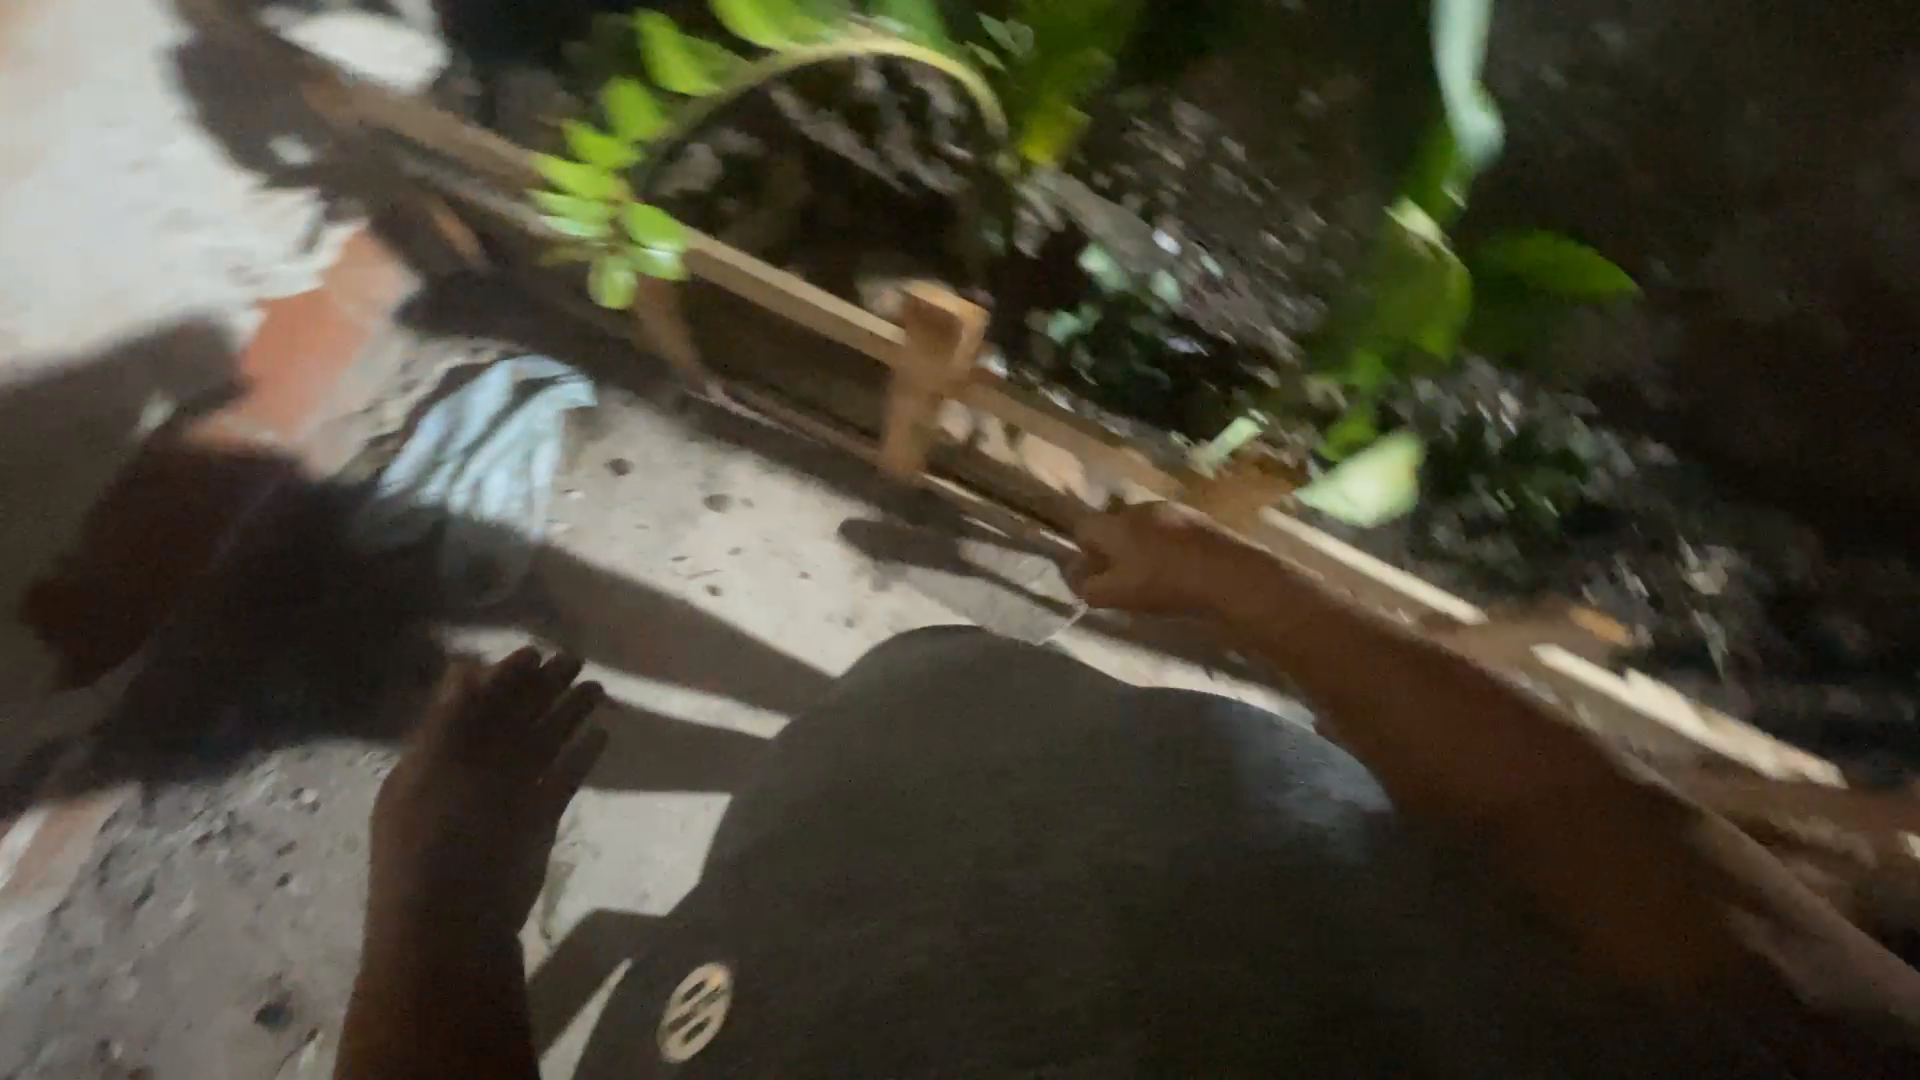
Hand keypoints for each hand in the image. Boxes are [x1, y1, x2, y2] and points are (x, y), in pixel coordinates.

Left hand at [366, 648, 607, 946]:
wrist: (453, 929)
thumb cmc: (433, 848)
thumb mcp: (432, 777)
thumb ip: (451, 724)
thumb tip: (466, 669)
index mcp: (434, 762)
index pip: (470, 708)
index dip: (500, 679)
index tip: (534, 651)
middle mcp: (469, 775)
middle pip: (510, 721)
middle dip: (540, 690)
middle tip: (576, 660)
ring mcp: (504, 800)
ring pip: (539, 746)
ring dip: (566, 716)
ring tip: (598, 689)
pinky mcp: (535, 822)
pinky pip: (560, 781)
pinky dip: (580, 759)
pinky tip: (602, 735)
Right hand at [1070, 502, 1275, 619]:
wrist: (1229, 575)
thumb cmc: (1164, 585)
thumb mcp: (1114, 595)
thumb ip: (1085, 585)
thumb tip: (1071, 572)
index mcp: (1113, 524)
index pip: (1081, 527)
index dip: (1083, 551)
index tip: (1095, 573)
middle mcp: (1137, 508)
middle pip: (1112, 524)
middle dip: (1112, 547)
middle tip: (1123, 576)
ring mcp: (1170, 509)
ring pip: (1142, 525)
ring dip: (1141, 544)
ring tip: (1154, 572)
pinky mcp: (1197, 517)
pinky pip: (1169, 529)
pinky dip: (1166, 544)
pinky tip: (1179, 566)